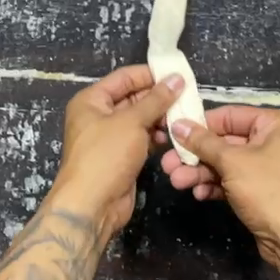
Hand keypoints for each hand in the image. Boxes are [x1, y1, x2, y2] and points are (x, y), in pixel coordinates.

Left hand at [49, 65, 182, 235]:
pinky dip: (157, 136)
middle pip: (133, 98)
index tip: (177, 74)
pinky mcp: (121, 156)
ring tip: (184, 117)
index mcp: (91, 100)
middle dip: (159, 98)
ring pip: (140, 120)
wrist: (92, 204)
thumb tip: (177, 79)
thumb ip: (156, 100)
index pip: (124, 78)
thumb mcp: (131, 122)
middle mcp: (98, 115)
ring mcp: (110, 137)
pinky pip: (142, 138)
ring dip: (160, 118)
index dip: (150, 74)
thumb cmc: (106, 155)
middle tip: (188, 96)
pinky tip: (175, 137)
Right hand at [163, 106, 279, 279]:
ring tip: (176, 181)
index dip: (201, 124)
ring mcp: (268, 168)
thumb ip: (203, 142)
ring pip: (227, 164)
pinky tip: (197, 194)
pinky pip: (234, 182)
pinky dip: (215, 186)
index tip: (174, 132)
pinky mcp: (262, 192)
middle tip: (168, 163)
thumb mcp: (233, 162)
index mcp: (276, 124)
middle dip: (196, 154)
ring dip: (200, 172)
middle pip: (226, 142)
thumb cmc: (269, 190)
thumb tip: (177, 125)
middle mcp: (274, 141)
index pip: (230, 115)